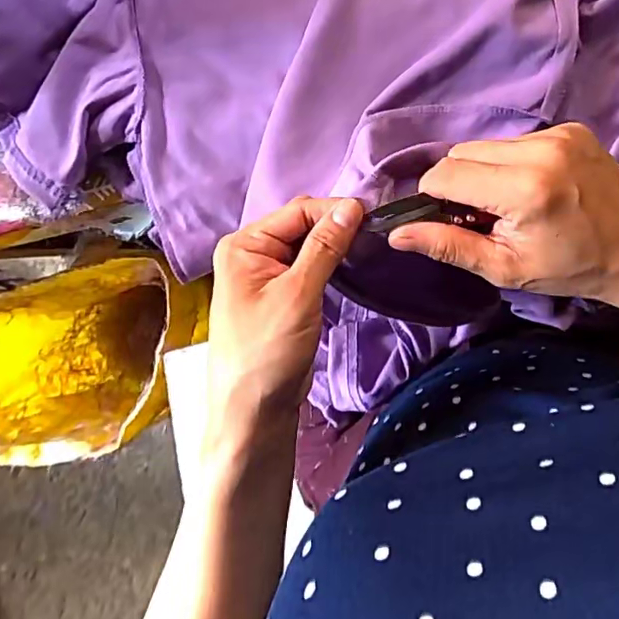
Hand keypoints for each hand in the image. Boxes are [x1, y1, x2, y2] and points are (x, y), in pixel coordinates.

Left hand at [207, 197, 363, 431]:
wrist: (254, 412)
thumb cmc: (268, 352)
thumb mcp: (298, 294)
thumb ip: (324, 247)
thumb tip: (351, 206)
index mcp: (243, 244)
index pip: (297, 211)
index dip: (335, 211)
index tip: (374, 216)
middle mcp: (250, 252)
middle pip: (301, 224)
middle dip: (335, 225)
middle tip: (375, 232)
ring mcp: (263, 273)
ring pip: (306, 245)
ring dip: (334, 244)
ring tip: (367, 245)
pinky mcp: (279, 293)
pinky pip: (306, 266)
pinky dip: (328, 263)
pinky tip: (349, 264)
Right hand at [387, 124, 618, 306]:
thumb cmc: (567, 267)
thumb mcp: (502, 267)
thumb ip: (447, 245)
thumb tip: (395, 233)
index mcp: (524, 189)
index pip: (445, 174)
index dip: (437, 197)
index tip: (455, 218)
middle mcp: (541, 151)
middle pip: (462, 153)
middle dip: (461, 182)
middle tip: (485, 212)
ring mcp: (559, 134)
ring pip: (485, 145)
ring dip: (485, 170)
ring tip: (512, 198)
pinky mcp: (571, 128)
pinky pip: (513, 139)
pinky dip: (510, 161)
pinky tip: (533, 183)